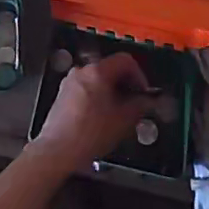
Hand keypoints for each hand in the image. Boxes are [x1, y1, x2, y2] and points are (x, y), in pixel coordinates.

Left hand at [30, 54, 153, 173]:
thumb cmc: (89, 133)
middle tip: (135, 103)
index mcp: (97, 72)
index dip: (140, 75)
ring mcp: (70, 81)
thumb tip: (148, 100)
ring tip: (120, 112)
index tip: (144, 91)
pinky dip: (98, 96)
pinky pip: (86, 87)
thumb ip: (141, 105)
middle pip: (111, 69)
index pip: (125, 60)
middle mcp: (81, 71)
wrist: (59, 148)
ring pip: (98, 79)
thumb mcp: (124, 120)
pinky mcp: (64, 93)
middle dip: (126, 85)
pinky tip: (103, 116)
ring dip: (113, 91)